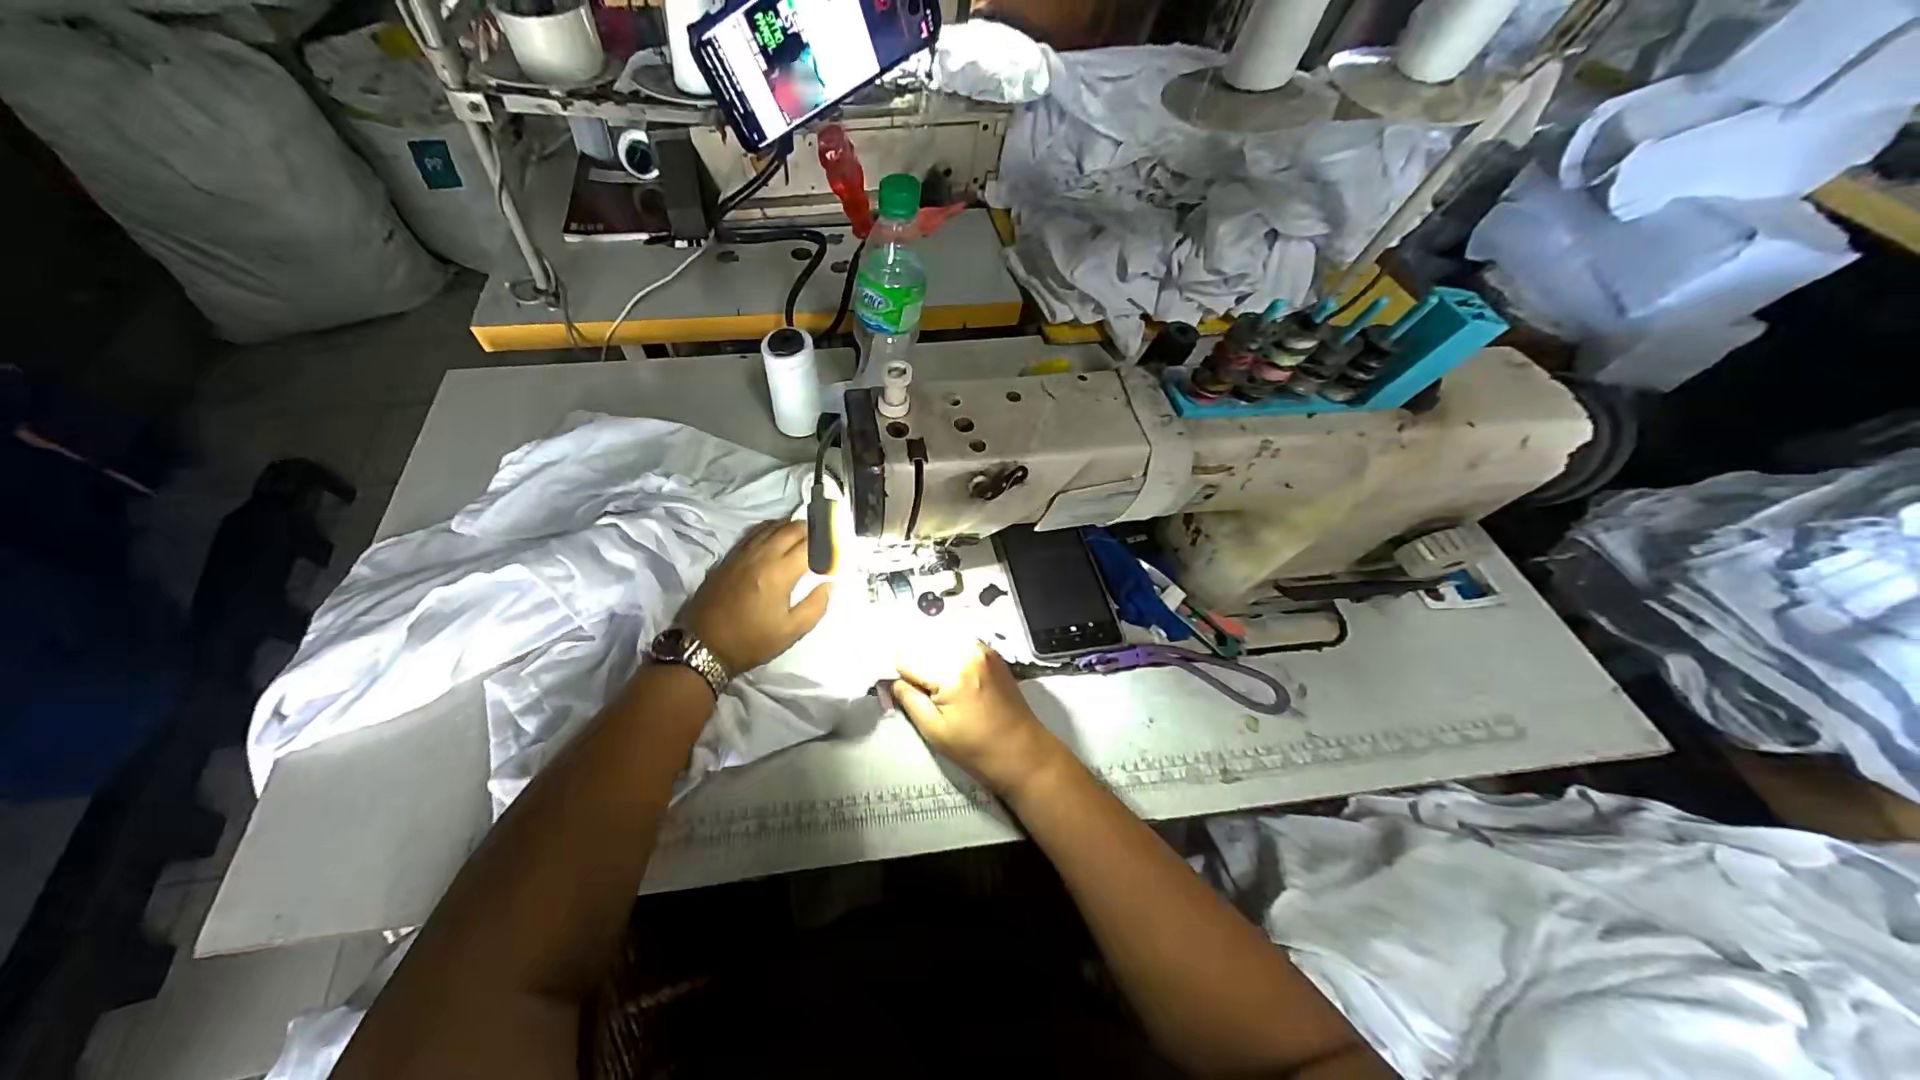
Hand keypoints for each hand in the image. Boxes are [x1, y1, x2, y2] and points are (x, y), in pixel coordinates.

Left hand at [680, 520, 831, 672]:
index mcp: (779, 573)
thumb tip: (829, 584)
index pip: (811, 545)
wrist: (704, 646)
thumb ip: (816, 606)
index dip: (829, 546)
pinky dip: (772, 529)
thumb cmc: (751, 641)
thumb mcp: (791, 632)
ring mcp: (743, 553)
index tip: (838, 554)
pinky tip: (778, 538)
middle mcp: (762, 555)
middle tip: (825, 543)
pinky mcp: (730, 556)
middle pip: (793, 528)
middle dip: (814, 531)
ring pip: (773, 525)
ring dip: (793, 527)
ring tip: (806, 537)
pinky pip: (755, 532)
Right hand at [892, 640, 1068, 795]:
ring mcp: (982, 649)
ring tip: (937, 686)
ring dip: (931, 656)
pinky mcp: (991, 653)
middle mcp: (966, 651)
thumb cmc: (976, 749)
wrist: (1023, 752)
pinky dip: (949, 654)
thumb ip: (909, 699)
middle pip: (923, 642)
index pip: (907, 658)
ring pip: (940, 639)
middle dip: (916, 663)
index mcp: (951, 672)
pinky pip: (959, 643)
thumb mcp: (933, 730)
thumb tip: (894, 680)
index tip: (905, 693)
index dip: (901, 676)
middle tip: (921, 690)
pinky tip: (953, 678)